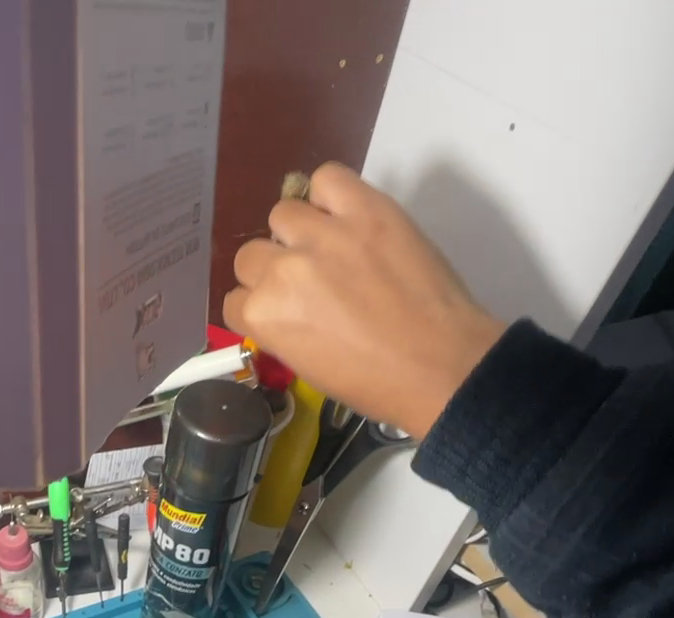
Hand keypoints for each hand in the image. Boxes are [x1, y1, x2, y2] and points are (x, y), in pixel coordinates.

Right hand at [223, 162, 507, 436]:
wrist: (438, 366)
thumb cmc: (370, 382)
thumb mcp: (303, 365)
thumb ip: (278, 327)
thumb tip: (279, 304)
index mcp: (262, 316)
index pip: (235, 300)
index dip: (258, 307)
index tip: (281, 313)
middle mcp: (281, 270)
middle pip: (251, 256)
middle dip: (272, 271)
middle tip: (307, 284)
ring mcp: (323, 234)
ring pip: (282, 215)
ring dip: (297, 232)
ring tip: (328, 248)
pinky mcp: (365, 208)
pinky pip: (327, 179)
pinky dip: (329, 195)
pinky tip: (344, 216)